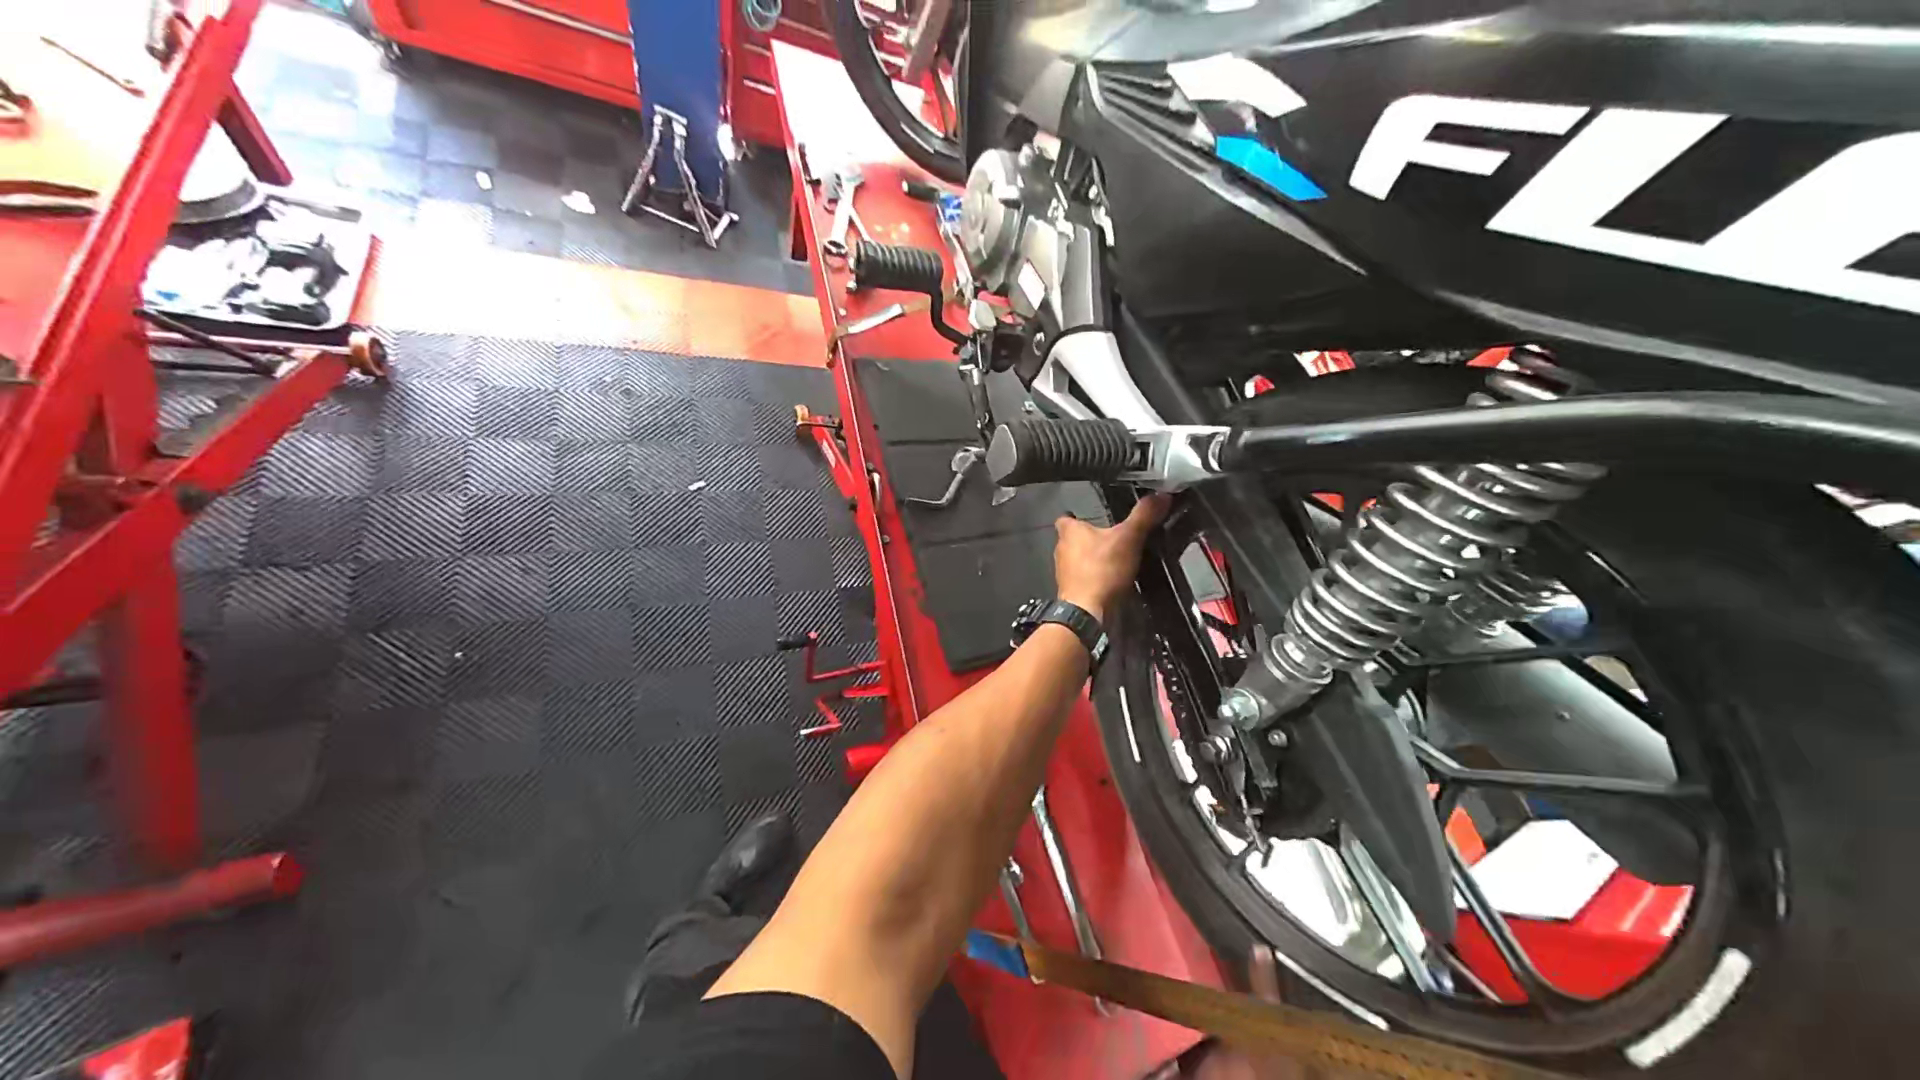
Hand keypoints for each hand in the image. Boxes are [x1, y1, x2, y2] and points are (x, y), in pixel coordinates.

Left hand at [1053, 493, 1171, 622]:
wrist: (1087, 612)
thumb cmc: (1102, 569)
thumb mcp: (1128, 538)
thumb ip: (1144, 516)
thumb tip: (1162, 495)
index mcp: (1069, 532)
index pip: (1066, 518)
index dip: (1076, 517)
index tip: (1092, 518)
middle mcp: (1061, 550)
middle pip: (1073, 540)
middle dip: (1089, 540)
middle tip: (1112, 540)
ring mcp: (1064, 573)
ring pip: (1078, 561)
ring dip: (1092, 561)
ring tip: (1114, 561)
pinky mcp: (1071, 592)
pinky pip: (1083, 580)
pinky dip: (1095, 579)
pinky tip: (1111, 582)